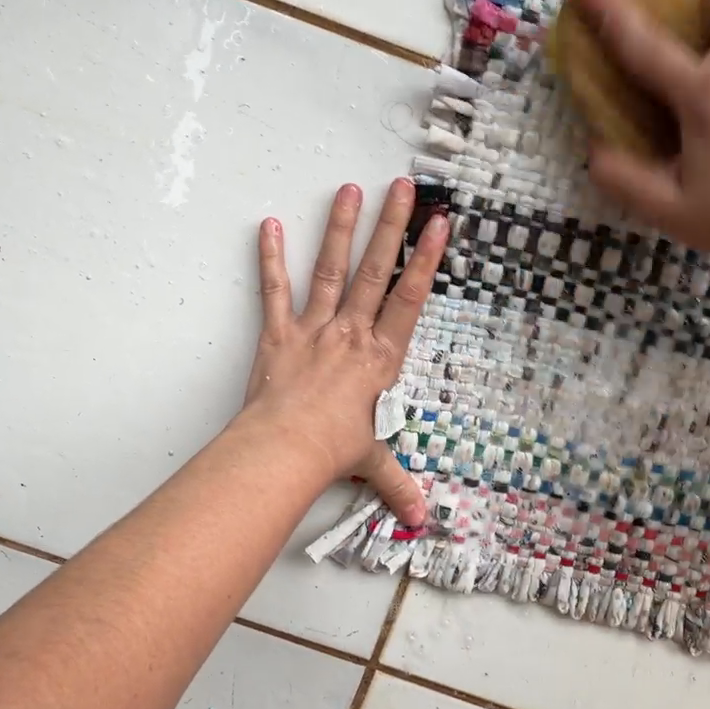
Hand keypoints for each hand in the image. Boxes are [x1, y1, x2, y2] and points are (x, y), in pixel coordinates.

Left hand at [237, 180, 447, 526]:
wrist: (283, 451)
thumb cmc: (331, 453)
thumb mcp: (373, 467)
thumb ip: (398, 487)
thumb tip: (421, 521)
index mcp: (379, 358)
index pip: (410, 299)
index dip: (427, 260)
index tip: (439, 224)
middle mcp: (351, 334)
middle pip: (376, 271)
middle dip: (391, 226)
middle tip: (402, 187)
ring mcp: (314, 329)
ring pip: (332, 270)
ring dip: (342, 229)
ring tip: (349, 189)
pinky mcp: (278, 334)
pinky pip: (275, 291)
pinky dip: (271, 258)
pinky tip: (269, 225)